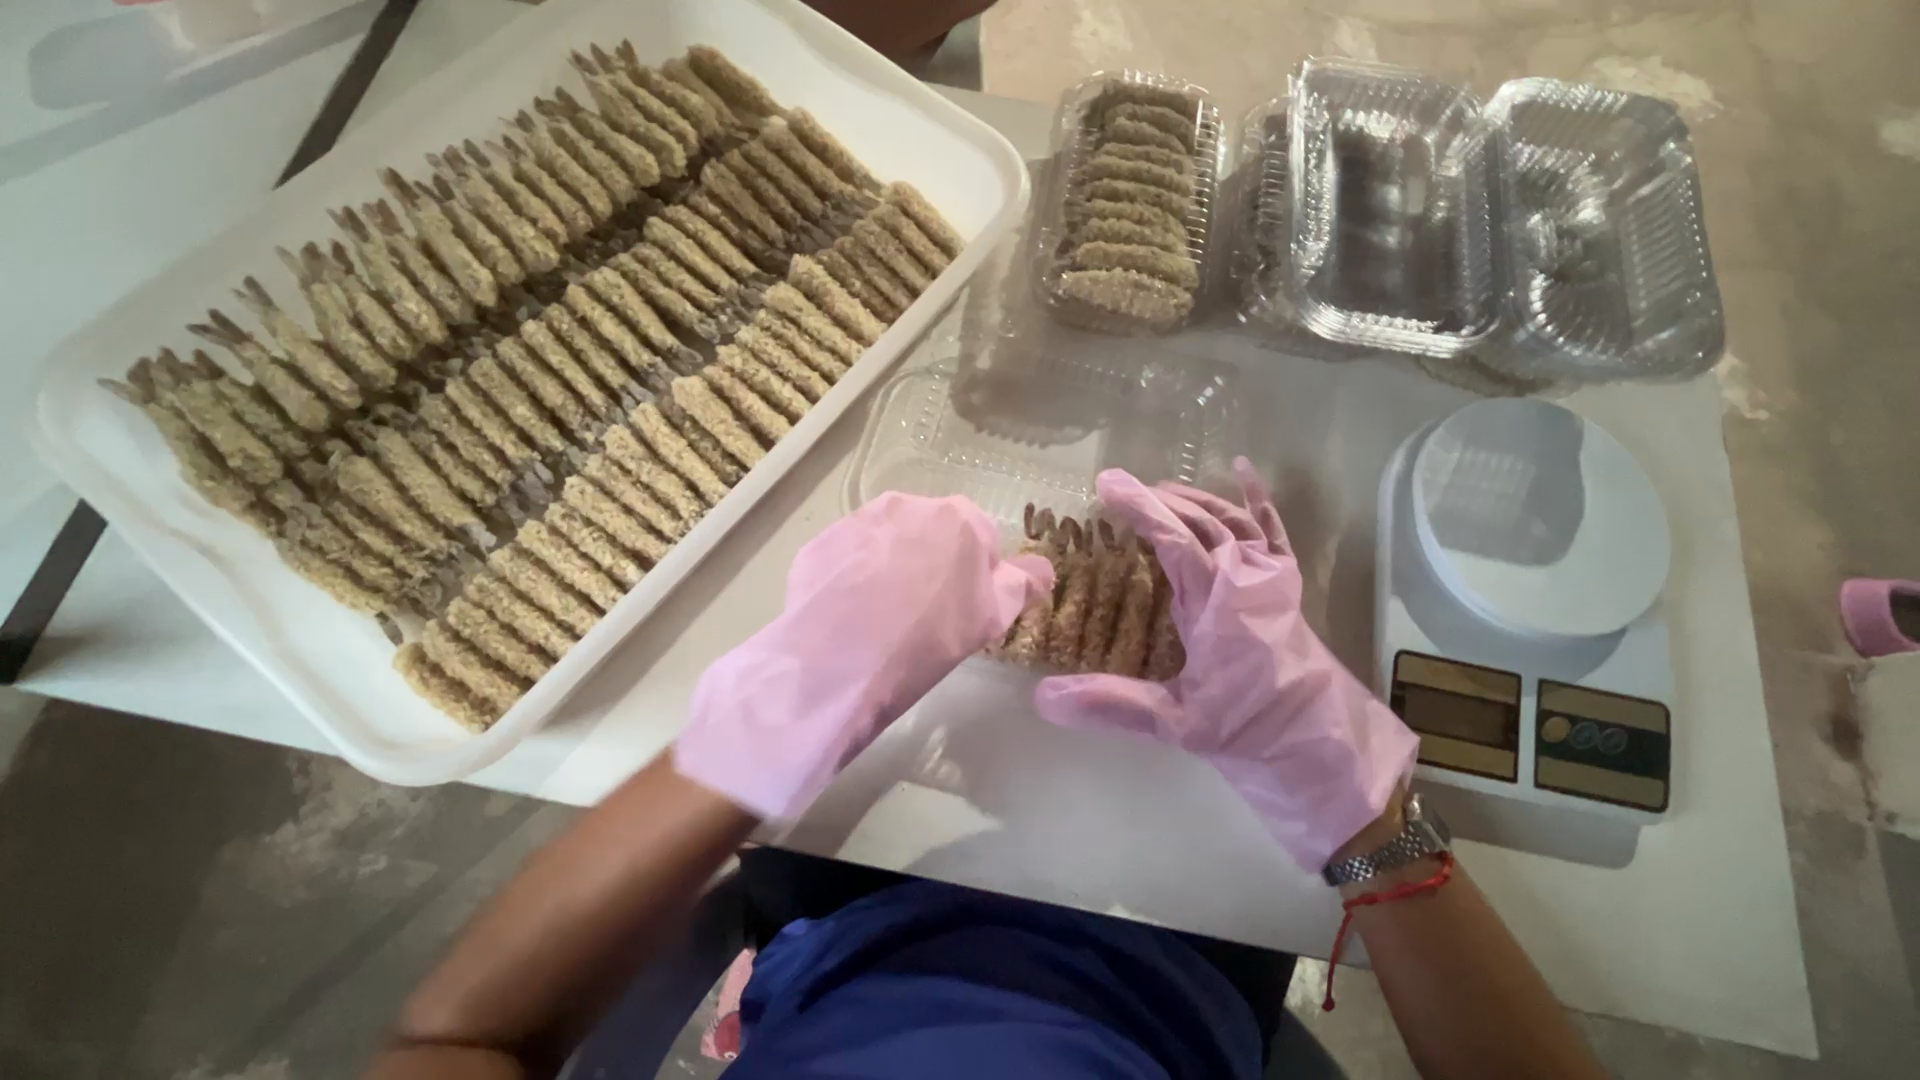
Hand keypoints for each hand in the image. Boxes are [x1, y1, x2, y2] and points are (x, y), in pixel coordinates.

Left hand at [676, 494, 1054, 820]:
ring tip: (882, 618)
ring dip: (892, 567)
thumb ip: (1023, 584)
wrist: (839, 662)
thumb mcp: (993, 619)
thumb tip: (1043, 569)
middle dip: (934, 564)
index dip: (977, 576)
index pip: (982, 538)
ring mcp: (857, 522)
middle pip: (933, 533)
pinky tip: (850, 616)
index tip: (964, 610)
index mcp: (959, 517)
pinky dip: (852, 579)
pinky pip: (847, 558)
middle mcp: (907, 505)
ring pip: (888, 542)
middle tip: (924, 615)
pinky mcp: (819, 545)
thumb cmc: (929, 639)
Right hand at [1034, 459, 1418, 871]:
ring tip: (1162, 489)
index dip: (1141, 510)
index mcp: (1217, 605)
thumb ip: (1113, 706)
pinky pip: (1274, 534)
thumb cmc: (1249, 731)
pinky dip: (1258, 501)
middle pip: (1202, 524)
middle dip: (1160, 500)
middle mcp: (1245, 582)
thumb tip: (1044, 697)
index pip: (1175, 542)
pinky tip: (1243, 473)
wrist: (1322, 747)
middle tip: (1121, 487)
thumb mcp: (1177, 723)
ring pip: (1233, 523)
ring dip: (1197, 500)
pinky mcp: (1284, 589)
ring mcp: (1270, 582)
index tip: (1107, 485)